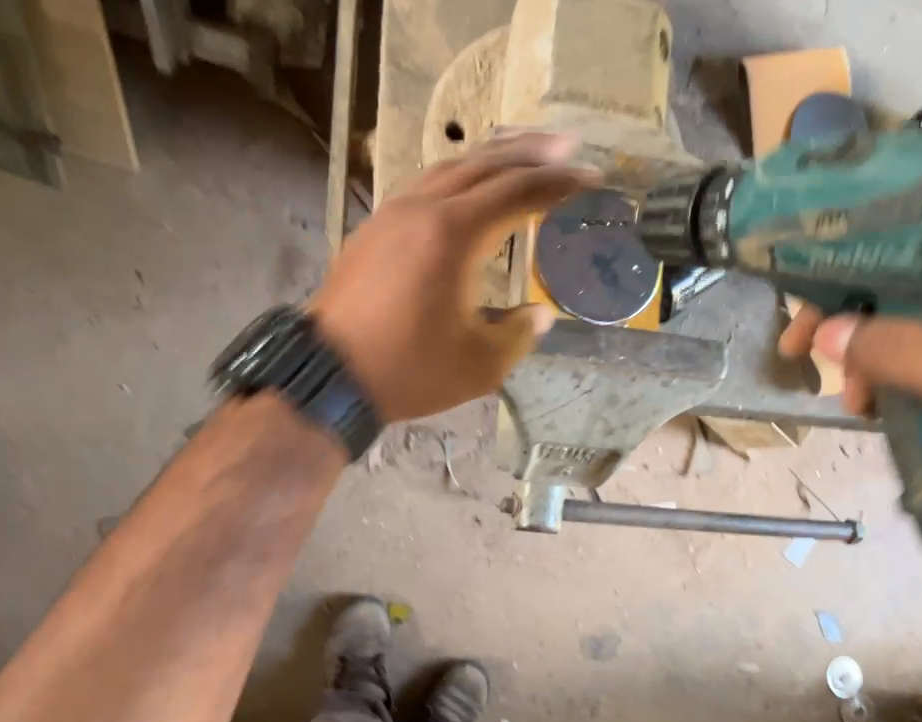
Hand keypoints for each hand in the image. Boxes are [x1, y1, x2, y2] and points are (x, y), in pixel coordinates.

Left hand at [310, 131, 598, 421]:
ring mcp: (391, 215)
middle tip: (567, 145)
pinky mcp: (372, 230)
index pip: (518, 193)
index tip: (591, 176)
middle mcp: (423, 209)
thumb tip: (540, 314)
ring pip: (449, 169)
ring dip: (490, 158)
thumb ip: (519, 333)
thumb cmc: (408, 371)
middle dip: (531, 153)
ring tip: (520, 156)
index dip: (560, 183)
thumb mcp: (480, 365)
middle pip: (484, 165)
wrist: (329, 376)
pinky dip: (457, 177)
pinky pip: (423, 186)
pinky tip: (464, 190)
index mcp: (455, 235)